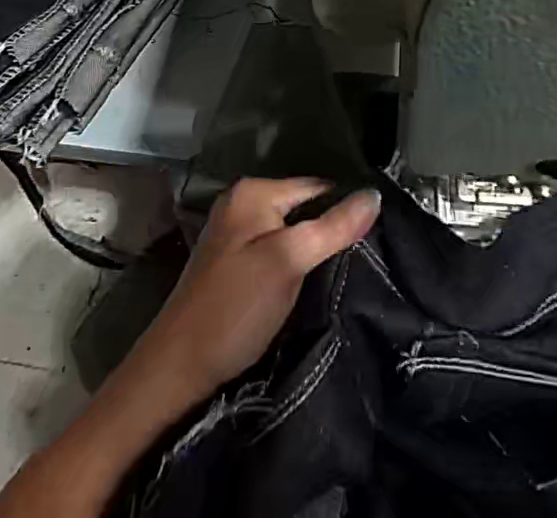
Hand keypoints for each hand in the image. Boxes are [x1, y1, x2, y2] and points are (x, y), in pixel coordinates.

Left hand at [127, 177, 381, 407]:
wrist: (177, 370)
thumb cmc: (235, 308)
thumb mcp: (289, 261)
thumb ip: (334, 226)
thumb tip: (376, 195)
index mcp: (254, 192)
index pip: (320, 187)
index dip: (348, 208)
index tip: (379, 235)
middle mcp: (243, 203)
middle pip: (307, 206)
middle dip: (333, 228)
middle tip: (368, 254)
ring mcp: (237, 233)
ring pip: (295, 229)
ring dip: (318, 247)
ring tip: (350, 267)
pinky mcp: (237, 261)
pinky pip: (281, 248)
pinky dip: (299, 261)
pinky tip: (315, 280)